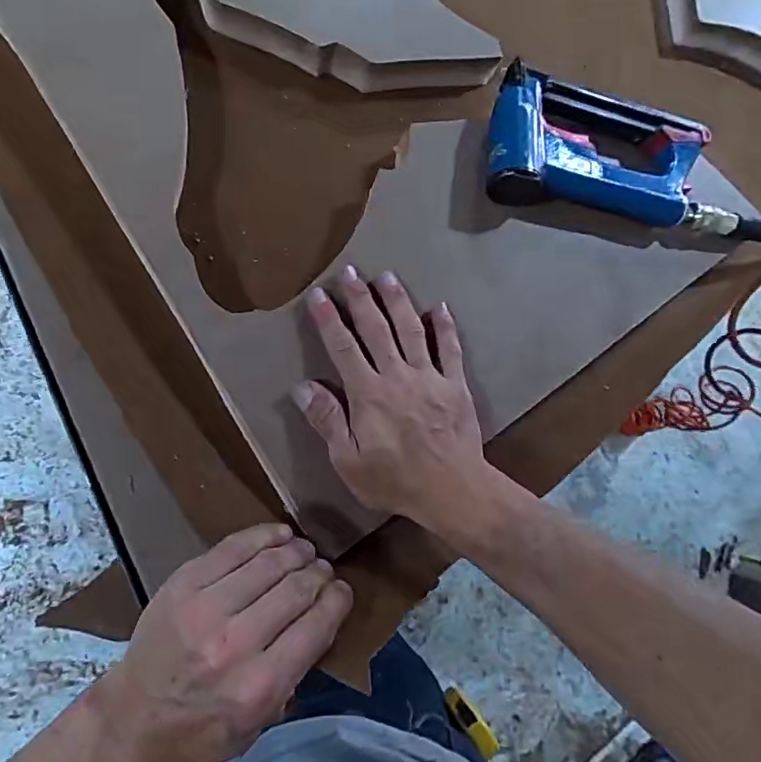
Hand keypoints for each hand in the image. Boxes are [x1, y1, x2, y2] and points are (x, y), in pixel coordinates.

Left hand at [87, 524, 351, 761]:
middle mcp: (234, 644)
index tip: (342, 591)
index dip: (338, 600)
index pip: (317, 624)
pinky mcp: (182, 586)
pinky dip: (264, 536)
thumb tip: (323, 617)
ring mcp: (204, 610)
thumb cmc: (202, 730)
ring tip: (305, 552)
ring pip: (269, 563)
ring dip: (296, 552)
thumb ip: (296, 673)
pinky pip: (234, 548)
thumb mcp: (261, 723)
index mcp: (260, 686)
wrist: (132, 720)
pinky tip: (280, 536)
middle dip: (319, 574)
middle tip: (323, 571)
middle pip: (296, 588)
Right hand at [293, 265, 493, 526]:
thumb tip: (304, 386)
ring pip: (411, 330)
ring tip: (387, 276)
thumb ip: (328, 421)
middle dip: (361, 298)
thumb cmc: (395, 481)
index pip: (343, 348)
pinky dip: (444, 327)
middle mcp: (397, 376)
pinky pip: (450, 349)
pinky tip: (439, 307)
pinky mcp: (456, 385)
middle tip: (351, 271)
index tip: (319, 296)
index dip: (330, 320)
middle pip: (377, 329)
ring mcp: (430, 377)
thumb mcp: (348, 461)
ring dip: (398, 301)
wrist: (452, 490)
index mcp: (368, 394)